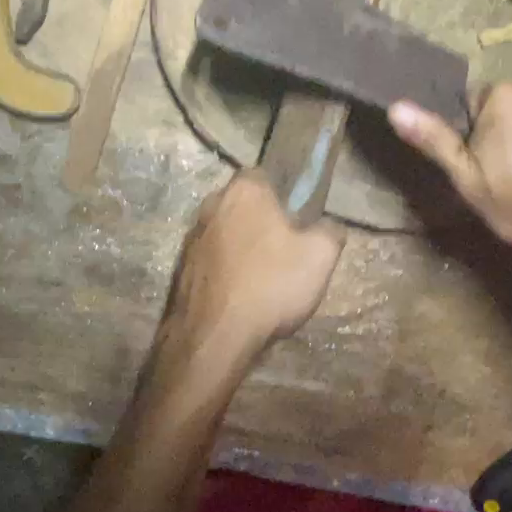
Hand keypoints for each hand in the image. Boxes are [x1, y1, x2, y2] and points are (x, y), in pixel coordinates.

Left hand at [167, 172, 346, 348]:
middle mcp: (212, 204)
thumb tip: (328, 226)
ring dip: (240, 245)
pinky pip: (211, 258)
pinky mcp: (180, 266)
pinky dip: (224, 269)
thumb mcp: (320, 257)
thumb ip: (330, 231)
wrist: (214, 337)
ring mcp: (191, 236)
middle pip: (242, 203)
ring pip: (224, 231)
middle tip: (283, 247)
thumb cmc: (271, 285)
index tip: (297, 217)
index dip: (282, 194)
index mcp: (244, 190)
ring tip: (262, 275)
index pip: (264, 175)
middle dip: (260, 219)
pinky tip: (239, 293)